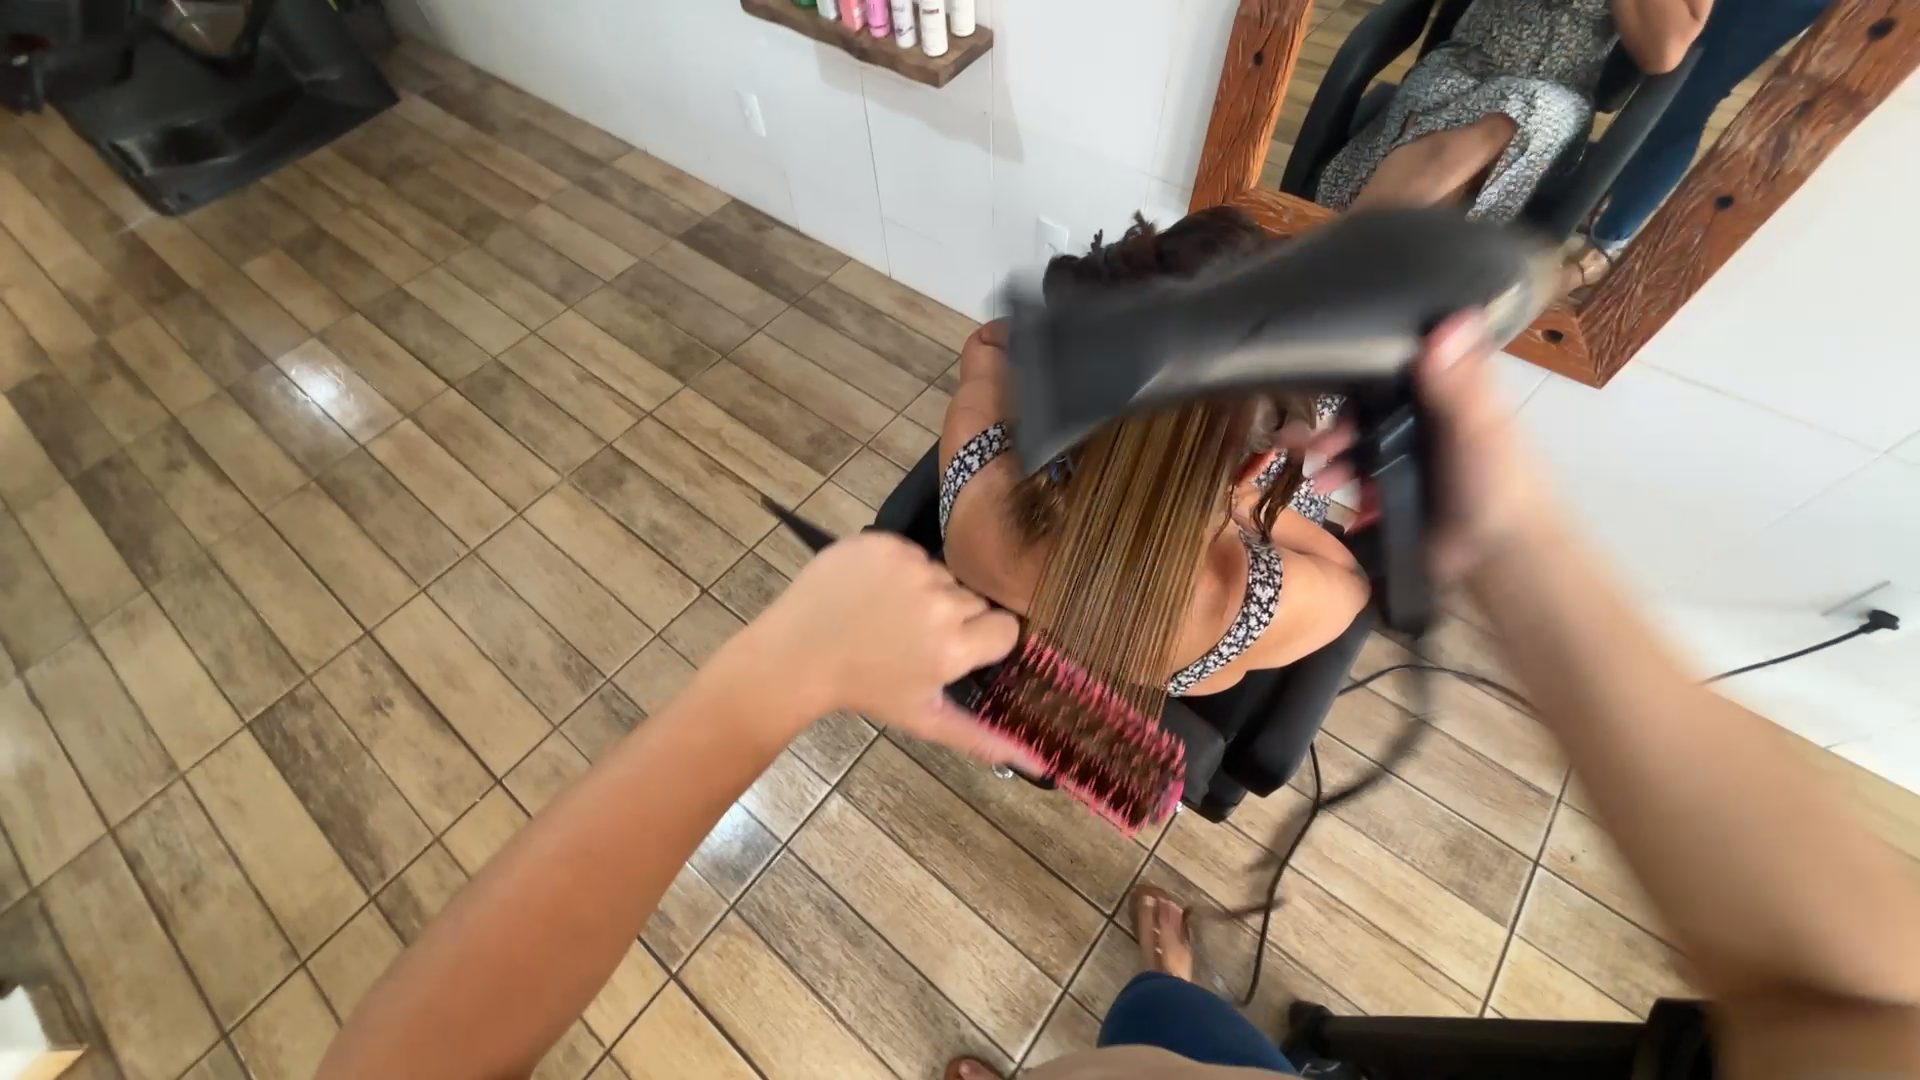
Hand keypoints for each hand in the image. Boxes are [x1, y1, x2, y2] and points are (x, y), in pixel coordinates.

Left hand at [738, 533, 1034, 765]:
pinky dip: (898, 567)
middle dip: (952, 616)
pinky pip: (912, 551)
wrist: (795, 655)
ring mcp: (909, 565)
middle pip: (973, 600)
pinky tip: (873, 590)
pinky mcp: (883, 542)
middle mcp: (939, 600)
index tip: (952, 649)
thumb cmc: (864, 690)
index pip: (1005, 627)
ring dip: (924, 590)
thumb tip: (1041, 765)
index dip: (982, 639)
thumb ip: (984, 739)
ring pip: (943, 573)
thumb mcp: (925, 718)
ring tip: (888, 613)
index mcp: (953, 646)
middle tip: (911, 636)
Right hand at [1287, 311, 1551, 579]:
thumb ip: (1460, 381)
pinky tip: (1330, 493)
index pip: (1398, 377)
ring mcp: (1408, 462)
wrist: (1496, 556)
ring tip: (1318, 477)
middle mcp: (1426, 426)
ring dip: (1331, 460)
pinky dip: (1341, 486)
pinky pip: (1358, 483)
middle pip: (1368, 416)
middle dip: (1337, 429)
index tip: (1338, 391)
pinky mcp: (1394, 493)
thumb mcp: (1479, 426)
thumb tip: (1448, 320)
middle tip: (1316, 446)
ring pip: (1358, 449)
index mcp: (1450, 400)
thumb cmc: (1498, 485)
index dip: (1364, 381)